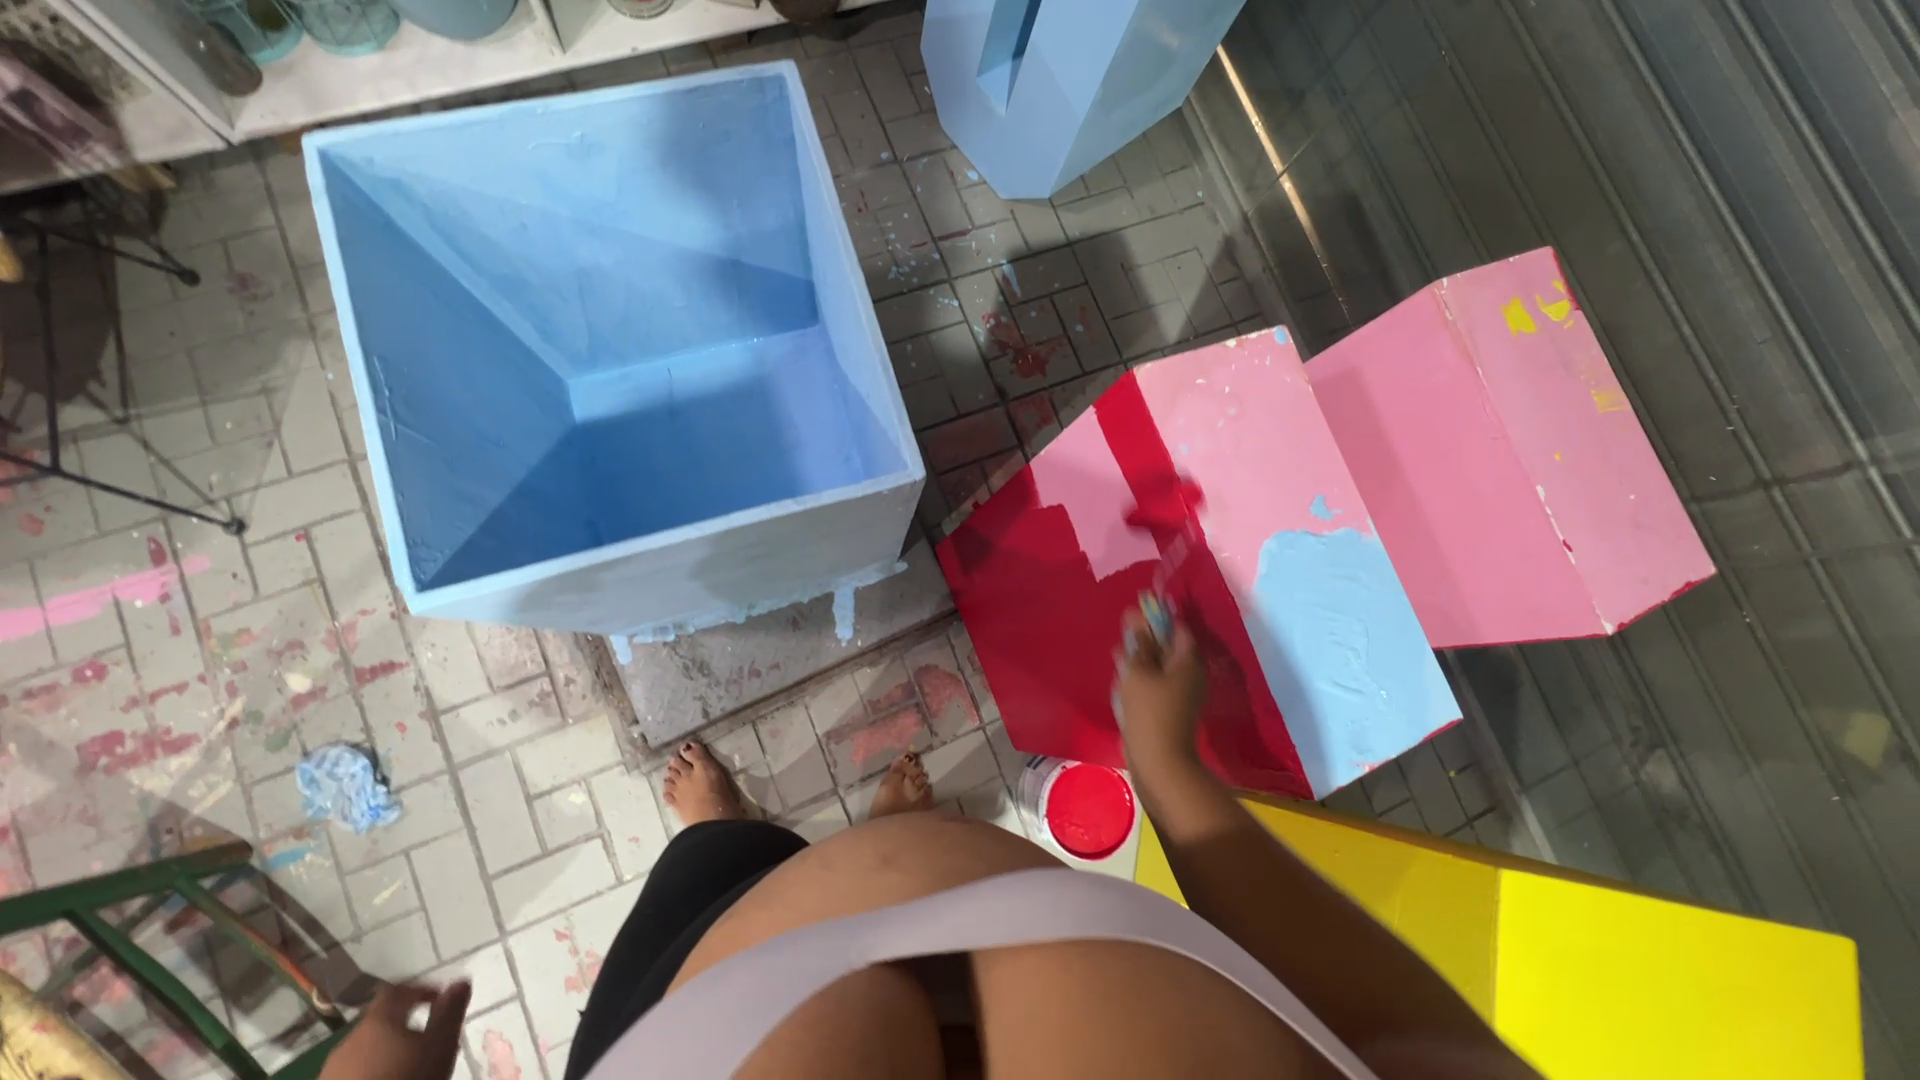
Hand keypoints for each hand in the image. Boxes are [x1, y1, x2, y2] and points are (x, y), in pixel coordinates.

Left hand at [319, 981, 470, 1079]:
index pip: (398, 991)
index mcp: (379, 1021)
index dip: (420, 990)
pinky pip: (351, 1071)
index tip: (439, 999)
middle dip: (403, 1022)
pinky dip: (369, 1069)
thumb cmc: (409, 1078)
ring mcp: (331, 1069)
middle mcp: (349, 1039)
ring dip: (384, 1049)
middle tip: (425, 1036)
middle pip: (379, 1020)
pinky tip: (384, 1079)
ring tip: (406, 1063)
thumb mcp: (440, 1046)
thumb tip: (460, 981)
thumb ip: (450, 1012)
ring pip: (363, 1048)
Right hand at [1114, 605, 1206, 776]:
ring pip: (1161, 666)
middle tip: (1123, 639)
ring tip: (1119, 660)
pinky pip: (1158, 684)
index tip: (1133, 617)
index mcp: (1188, 660)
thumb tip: (1136, 617)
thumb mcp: (1137, 671)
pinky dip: (1142, 679)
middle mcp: (1191, 674)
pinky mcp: (1172, 709)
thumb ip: (1138, 643)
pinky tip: (1123, 682)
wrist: (1159, 761)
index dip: (1155, 618)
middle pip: (1169, 647)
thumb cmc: (1148, 711)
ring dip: (1141, 661)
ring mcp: (1183, 693)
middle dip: (1145, 640)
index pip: (1176, 628)